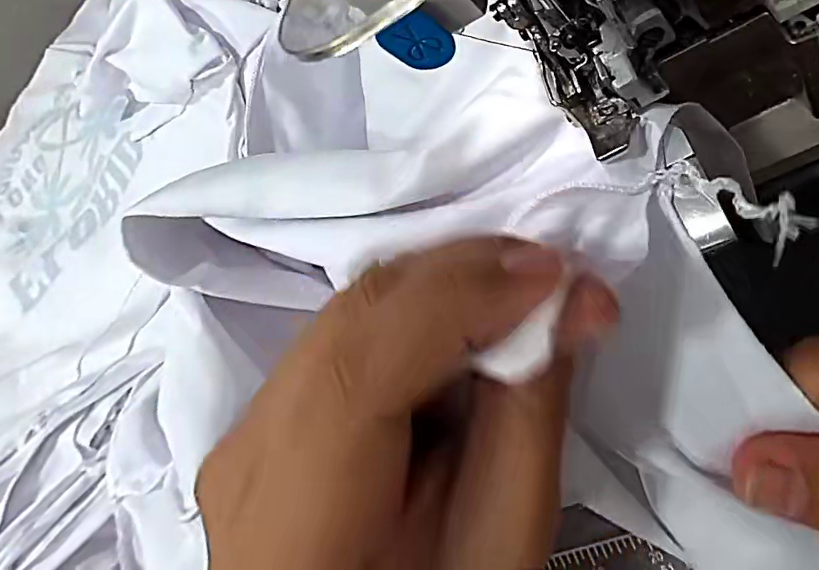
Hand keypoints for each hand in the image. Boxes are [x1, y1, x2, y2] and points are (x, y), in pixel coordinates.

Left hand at [197, 237, 618, 569]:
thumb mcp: (497, 541)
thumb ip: (528, 415)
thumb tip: (566, 301)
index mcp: (290, 511)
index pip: (361, 362)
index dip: (462, 300)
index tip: (553, 279)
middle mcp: (252, 442)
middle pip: (364, 311)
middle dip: (471, 276)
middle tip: (556, 276)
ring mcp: (257, 411)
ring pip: (365, 300)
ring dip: (455, 281)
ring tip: (527, 294)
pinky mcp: (281, 394)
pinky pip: (360, 317)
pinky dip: (428, 301)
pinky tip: (477, 313)